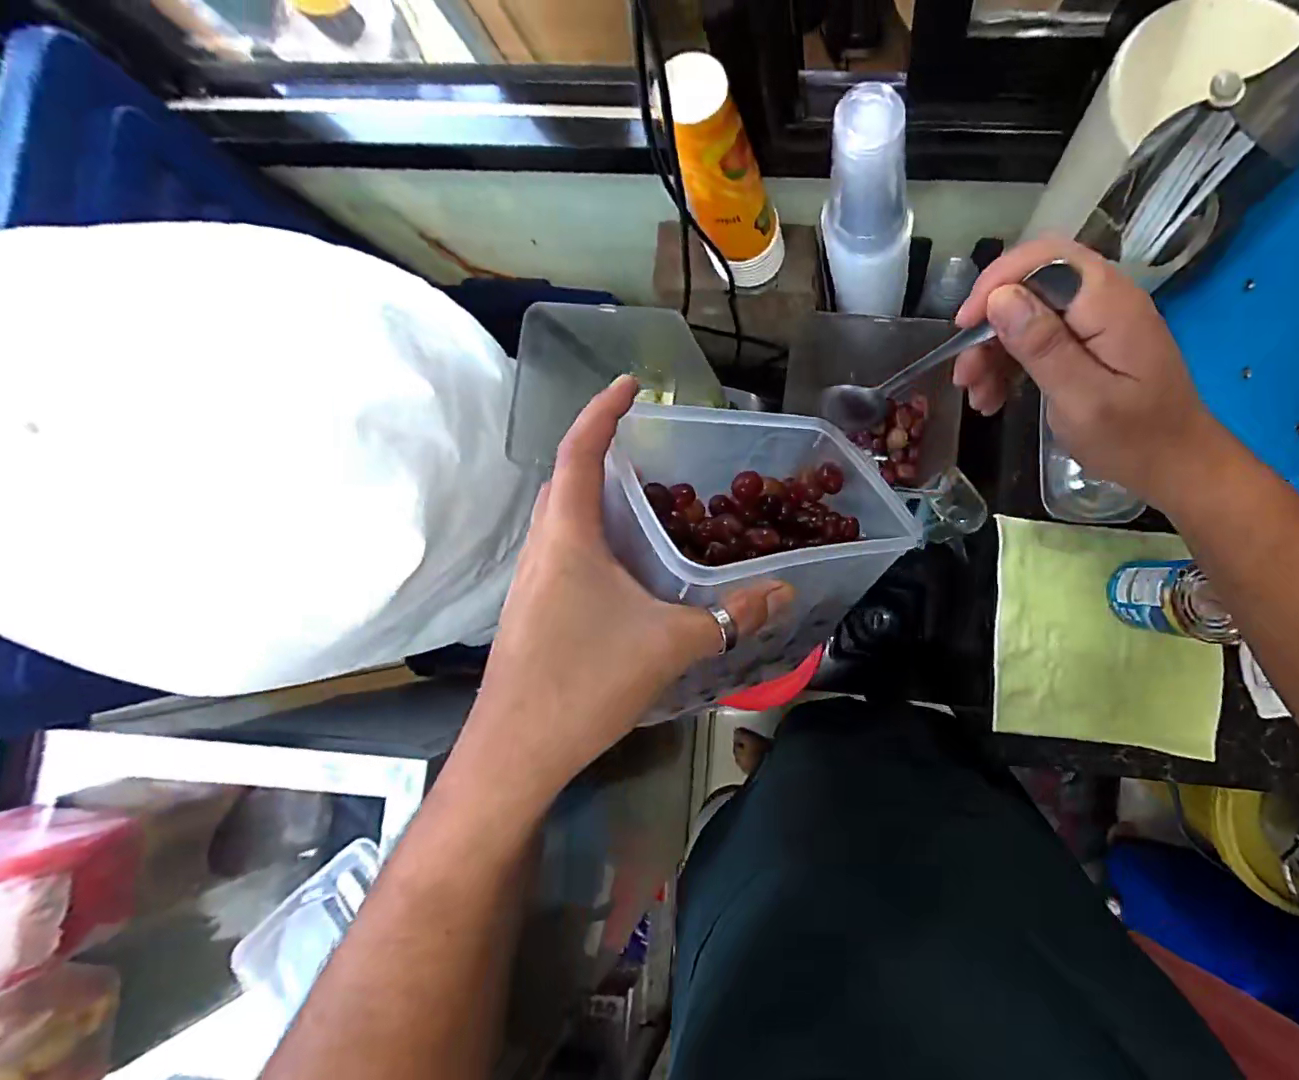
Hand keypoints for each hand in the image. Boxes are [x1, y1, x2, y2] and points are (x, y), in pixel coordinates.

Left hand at [468, 376, 791, 782]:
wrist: (514, 754)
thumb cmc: (584, 681)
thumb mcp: (671, 642)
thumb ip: (731, 616)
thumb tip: (784, 591)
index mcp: (567, 536)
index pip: (579, 451)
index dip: (602, 411)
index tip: (629, 384)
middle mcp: (543, 549)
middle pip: (567, 481)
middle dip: (602, 452)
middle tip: (648, 448)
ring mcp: (533, 584)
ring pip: (566, 522)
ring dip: (600, 500)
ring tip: (648, 503)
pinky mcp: (536, 613)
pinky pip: (568, 556)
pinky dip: (599, 541)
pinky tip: (631, 571)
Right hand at [950, 234, 1215, 497]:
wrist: (1176, 465)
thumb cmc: (1134, 440)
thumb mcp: (1083, 400)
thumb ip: (1043, 346)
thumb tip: (1000, 298)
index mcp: (1108, 303)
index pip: (1044, 259)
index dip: (997, 283)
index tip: (965, 327)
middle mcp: (1103, 299)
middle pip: (1030, 285)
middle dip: (990, 324)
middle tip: (965, 373)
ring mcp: (1096, 321)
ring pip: (1028, 313)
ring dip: (994, 350)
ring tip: (978, 396)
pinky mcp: (1088, 342)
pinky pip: (1039, 338)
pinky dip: (1011, 363)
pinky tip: (995, 396)